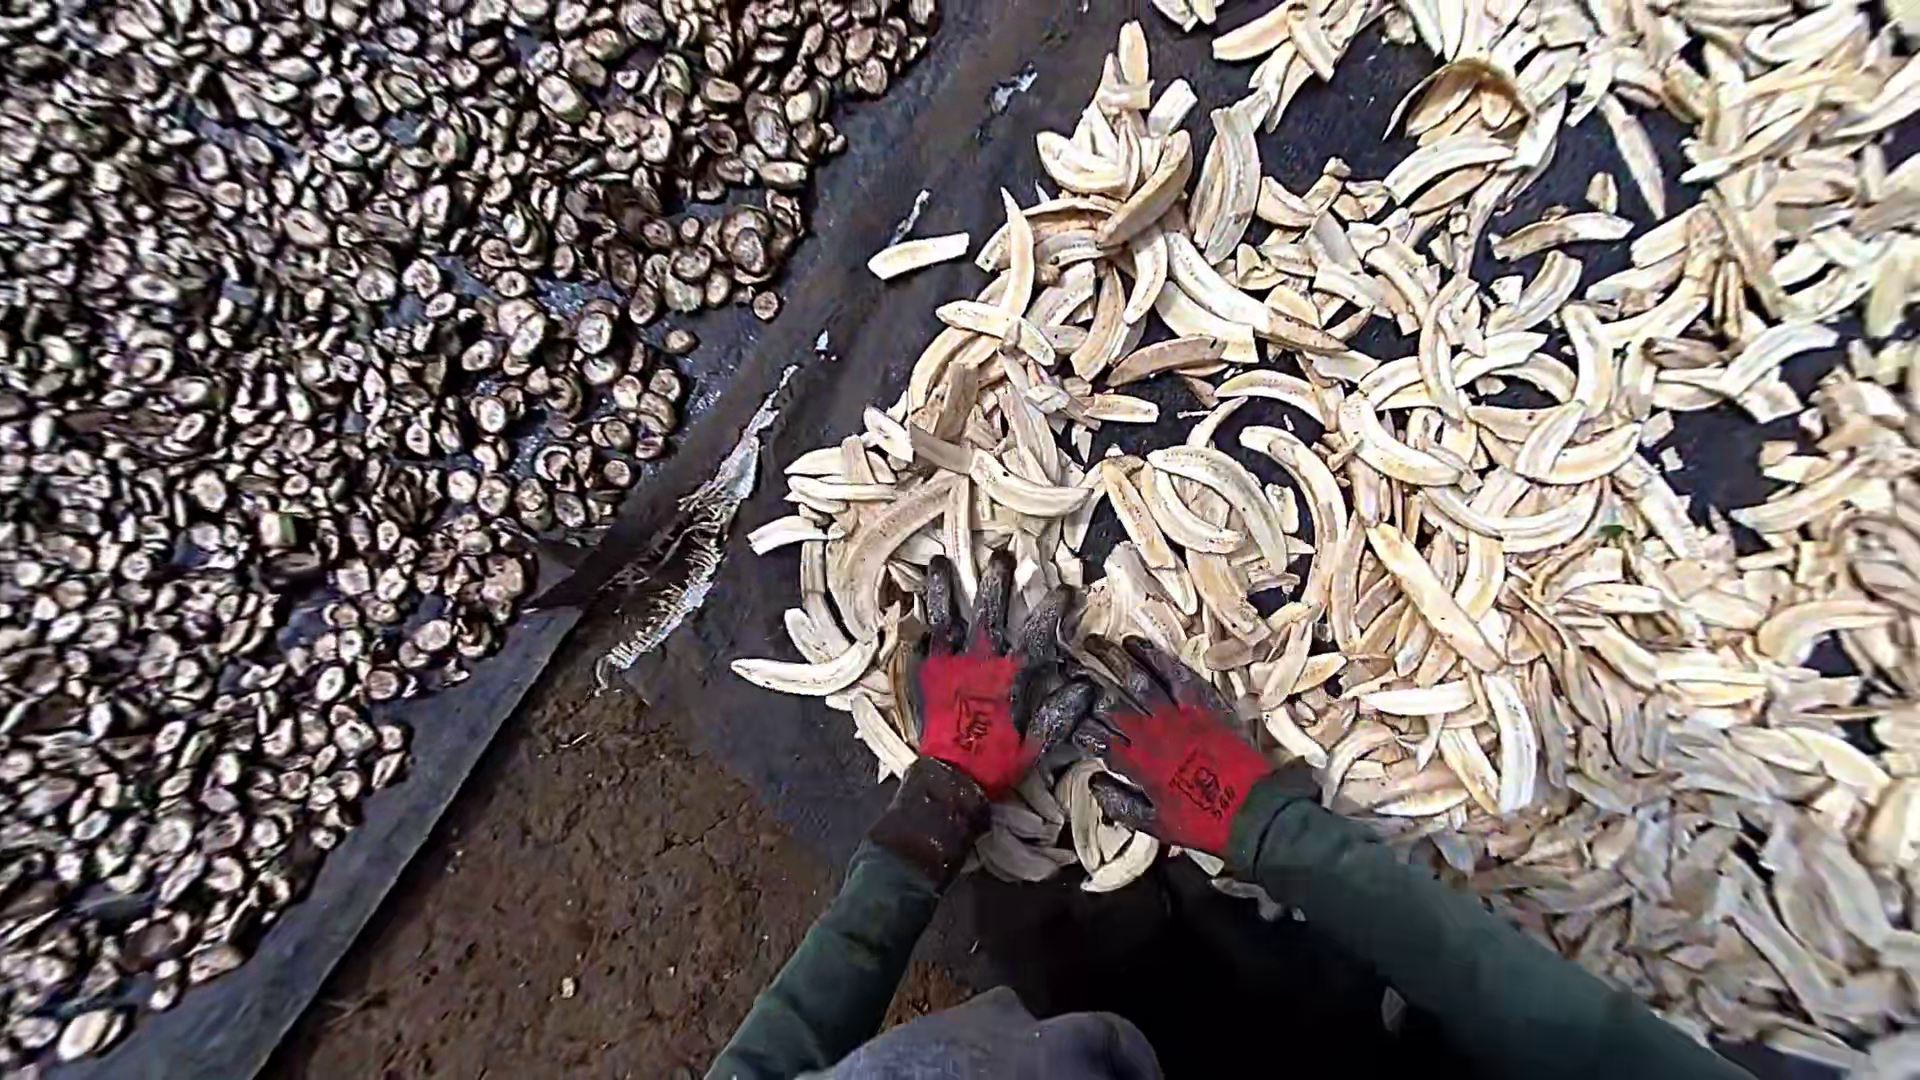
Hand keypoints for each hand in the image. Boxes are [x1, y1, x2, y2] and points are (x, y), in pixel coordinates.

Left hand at [912, 551, 1089, 799]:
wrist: (951, 778)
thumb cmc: (996, 759)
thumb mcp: (1038, 741)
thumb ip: (1061, 710)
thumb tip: (1086, 684)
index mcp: (1010, 674)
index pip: (1037, 631)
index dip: (1053, 608)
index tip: (1064, 591)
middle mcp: (979, 660)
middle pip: (989, 611)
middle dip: (997, 581)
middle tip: (1001, 555)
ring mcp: (948, 663)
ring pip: (946, 616)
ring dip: (944, 588)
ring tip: (939, 562)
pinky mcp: (926, 673)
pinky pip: (921, 639)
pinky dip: (919, 620)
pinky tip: (914, 602)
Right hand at [1078, 636, 1273, 855]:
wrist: (1255, 812)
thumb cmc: (1206, 822)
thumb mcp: (1156, 826)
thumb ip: (1120, 804)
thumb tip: (1094, 783)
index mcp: (1137, 763)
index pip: (1097, 736)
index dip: (1081, 726)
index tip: (1075, 719)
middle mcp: (1151, 733)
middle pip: (1111, 701)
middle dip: (1088, 683)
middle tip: (1076, 669)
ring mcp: (1177, 714)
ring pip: (1137, 679)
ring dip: (1113, 660)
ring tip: (1096, 644)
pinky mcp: (1201, 703)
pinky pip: (1173, 672)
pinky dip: (1153, 656)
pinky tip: (1137, 644)